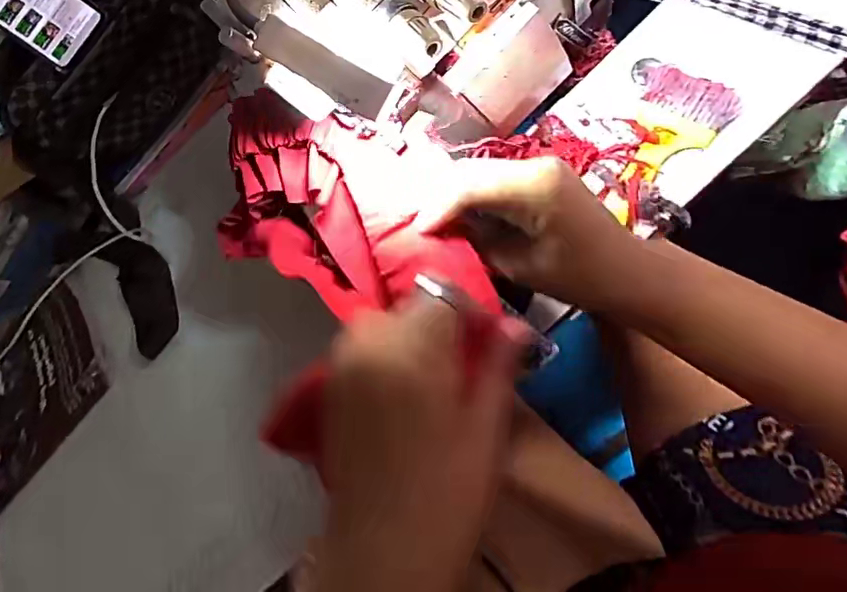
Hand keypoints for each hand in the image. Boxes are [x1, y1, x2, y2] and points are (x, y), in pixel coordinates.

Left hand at [317, 300, 520, 591]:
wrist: (381, 554)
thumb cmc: (445, 492)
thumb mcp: (485, 430)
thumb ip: (498, 366)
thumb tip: (516, 325)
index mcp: (411, 344)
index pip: (442, 293)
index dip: (469, 311)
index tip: (487, 340)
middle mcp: (370, 339)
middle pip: (412, 306)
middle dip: (440, 325)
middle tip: (462, 367)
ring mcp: (343, 359)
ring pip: (387, 323)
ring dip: (411, 338)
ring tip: (433, 383)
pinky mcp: (330, 382)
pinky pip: (365, 345)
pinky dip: (386, 354)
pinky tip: (403, 395)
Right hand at [415, 157, 638, 306]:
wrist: (629, 270)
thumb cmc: (582, 278)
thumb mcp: (522, 267)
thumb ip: (479, 243)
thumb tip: (443, 232)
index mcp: (534, 186)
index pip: (470, 186)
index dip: (438, 207)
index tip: (417, 231)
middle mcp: (535, 163)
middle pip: (471, 171)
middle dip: (441, 196)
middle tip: (419, 224)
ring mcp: (540, 163)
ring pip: (480, 170)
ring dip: (455, 192)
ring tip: (434, 219)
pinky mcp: (541, 171)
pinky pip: (496, 176)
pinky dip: (475, 192)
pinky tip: (461, 212)